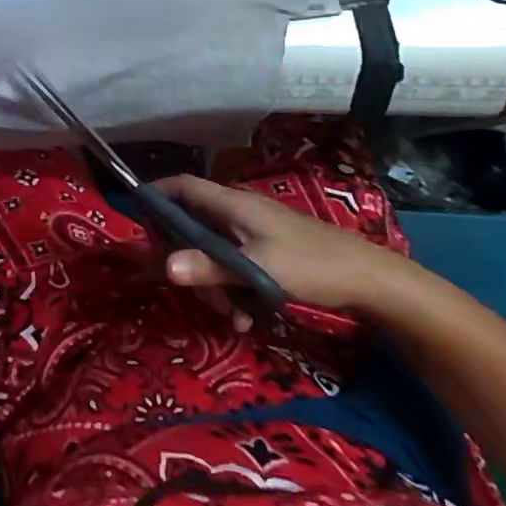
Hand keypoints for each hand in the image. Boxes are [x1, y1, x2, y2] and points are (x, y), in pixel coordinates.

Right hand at [152, 176, 423, 327]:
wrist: (370, 279)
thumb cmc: (312, 265)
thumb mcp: (258, 271)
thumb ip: (210, 267)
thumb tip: (164, 265)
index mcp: (233, 204)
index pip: (183, 186)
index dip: (156, 193)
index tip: (136, 214)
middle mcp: (238, 212)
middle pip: (193, 225)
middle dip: (187, 260)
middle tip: (194, 292)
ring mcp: (253, 232)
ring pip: (213, 251)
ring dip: (212, 282)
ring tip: (229, 316)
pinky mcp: (267, 251)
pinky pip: (235, 265)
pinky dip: (233, 289)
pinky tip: (245, 319)